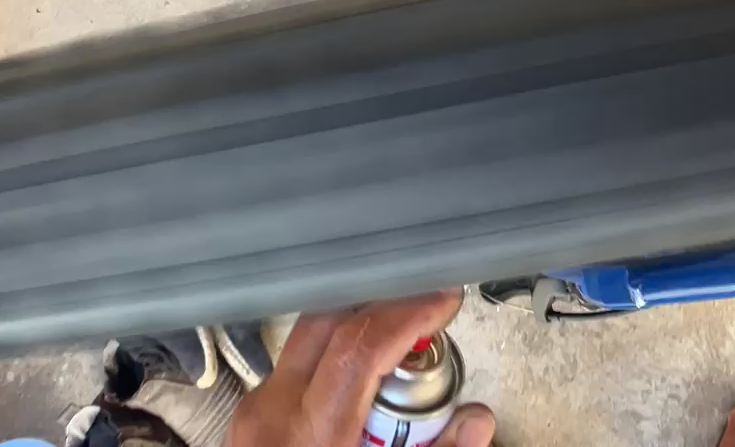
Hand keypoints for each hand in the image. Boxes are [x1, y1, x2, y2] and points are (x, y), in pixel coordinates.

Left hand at [228, 290, 495, 446]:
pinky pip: (304, 357)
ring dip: (365, 323)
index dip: (408, 315)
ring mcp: (257, 407)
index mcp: (306, 438)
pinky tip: (372, 372)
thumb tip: (478, 419)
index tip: (446, 300)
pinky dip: (343, 350)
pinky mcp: (255, 409)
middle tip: (432, 309)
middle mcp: (272, 412)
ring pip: (315, 332)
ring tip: (408, 341)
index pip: (358, 349)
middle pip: (333, 322)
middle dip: (389, 306)